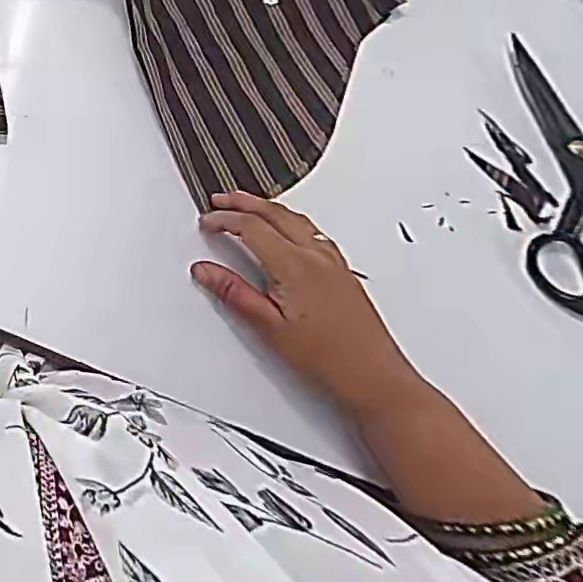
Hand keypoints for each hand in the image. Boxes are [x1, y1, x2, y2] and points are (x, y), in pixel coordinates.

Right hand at [192, 192, 428, 418]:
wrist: (377, 381)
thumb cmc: (329, 360)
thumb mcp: (268, 327)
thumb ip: (234, 293)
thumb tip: (205, 271)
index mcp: (294, 266)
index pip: (251, 226)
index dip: (224, 219)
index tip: (207, 221)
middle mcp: (316, 257)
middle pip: (274, 212)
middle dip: (243, 201)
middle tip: (220, 200)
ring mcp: (334, 263)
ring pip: (296, 218)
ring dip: (267, 206)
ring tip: (248, 206)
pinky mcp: (344, 272)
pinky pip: (313, 231)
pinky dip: (290, 219)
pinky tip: (288, 228)